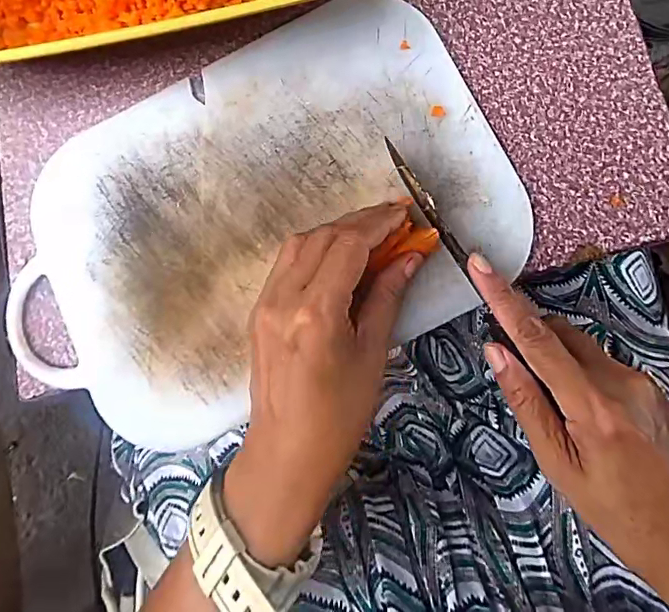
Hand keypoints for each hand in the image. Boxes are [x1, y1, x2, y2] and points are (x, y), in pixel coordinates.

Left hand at [224, 202, 423, 565]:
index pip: (348, 246)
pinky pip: (288, 261)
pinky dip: (316, 246)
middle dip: (362, 221)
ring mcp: (265, 301)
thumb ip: (388, 296)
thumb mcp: (373, 355)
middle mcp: (284, 298)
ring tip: (372, 230)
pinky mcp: (258, 308)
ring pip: (301, 242)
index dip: (379, 224)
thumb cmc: (338, 416)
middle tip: (396, 216)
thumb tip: (410, 256)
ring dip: (337, 229)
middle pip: (324, 236)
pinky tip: (340, 253)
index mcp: (315, 313)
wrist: (285, 455)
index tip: (406, 214)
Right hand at [468, 255, 668, 610]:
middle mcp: (621, 383)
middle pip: (558, 332)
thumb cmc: (627, 518)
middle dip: (529, 335)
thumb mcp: (560, 468)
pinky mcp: (649, 386)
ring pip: (579, 345)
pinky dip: (580, 373)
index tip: (482, 268)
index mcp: (594, 407)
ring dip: (556, 359)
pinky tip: (586, 415)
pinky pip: (601, 361)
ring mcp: (640, 382)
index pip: (535, 337)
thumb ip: (526, 402)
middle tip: (510, 360)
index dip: (502, 297)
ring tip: (559, 412)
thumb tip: (498, 354)